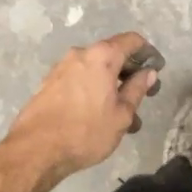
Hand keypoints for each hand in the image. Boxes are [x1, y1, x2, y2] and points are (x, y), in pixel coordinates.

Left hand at [2, 32, 158, 179]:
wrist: (34, 151)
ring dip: (111, 87)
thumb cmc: (85, 131)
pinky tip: (97, 116)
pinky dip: (93, 91)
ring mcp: (62, 68)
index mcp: (102, 55)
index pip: (132, 40)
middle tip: (142, 96)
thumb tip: (148, 73)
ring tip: (121, 117)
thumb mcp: (121, 115)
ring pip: (95, 71)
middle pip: (112, 55)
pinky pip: (79, 80)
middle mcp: (81, 54)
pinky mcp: (49, 84)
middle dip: (130, 74)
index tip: (157, 69)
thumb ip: (137, 89)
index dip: (148, 52)